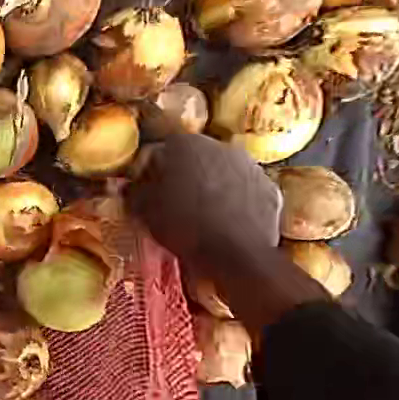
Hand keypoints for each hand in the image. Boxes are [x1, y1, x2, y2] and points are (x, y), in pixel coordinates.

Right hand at [128, 135, 327, 331]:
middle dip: (182, 174)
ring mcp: (251, 166)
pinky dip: (235, 201)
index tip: (144, 191)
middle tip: (171, 201)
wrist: (236, 255)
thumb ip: (133, 192)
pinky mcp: (271, 189)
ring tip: (200, 213)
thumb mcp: (144, 210)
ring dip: (210, 185)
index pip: (158, 151)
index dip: (148, 172)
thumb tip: (127, 186)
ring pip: (222, 172)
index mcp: (184, 144)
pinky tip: (225, 222)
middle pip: (193, 157)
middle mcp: (220, 146)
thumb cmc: (182, 225)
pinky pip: (245, 191)